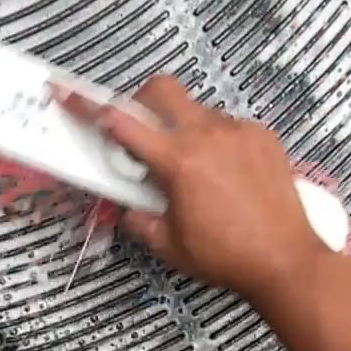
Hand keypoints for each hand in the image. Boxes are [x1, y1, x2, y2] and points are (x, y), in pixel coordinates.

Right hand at [58, 77, 335, 302]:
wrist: (284, 261)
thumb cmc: (225, 258)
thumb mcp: (167, 246)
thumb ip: (138, 218)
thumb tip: (129, 204)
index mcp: (178, 161)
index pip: (121, 124)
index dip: (87, 107)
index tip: (65, 93)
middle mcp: (208, 135)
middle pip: (161, 89)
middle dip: (141, 102)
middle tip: (140, 133)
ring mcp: (239, 131)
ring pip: (197, 111)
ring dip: (183, 130)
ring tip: (194, 171)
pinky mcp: (262, 137)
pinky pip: (228, 127)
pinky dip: (216, 144)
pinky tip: (226, 177)